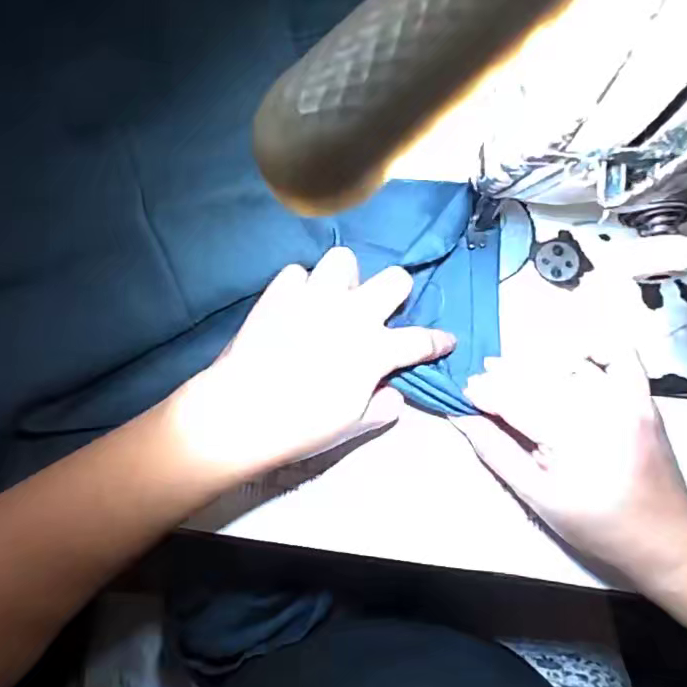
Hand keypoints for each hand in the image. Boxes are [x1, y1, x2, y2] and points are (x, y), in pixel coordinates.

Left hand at [168, 247, 454, 478]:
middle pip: (395, 279)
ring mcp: (314, 297)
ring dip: (344, 279)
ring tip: (333, 299)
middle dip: (395, 293)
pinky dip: (299, 286)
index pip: (421, 340)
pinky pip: (295, 272)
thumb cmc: (301, 426)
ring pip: (344, 260)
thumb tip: (393, 392)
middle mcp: (352, 313)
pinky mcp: (278, 293)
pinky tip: (294, 303)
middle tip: (380, 312)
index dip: (437, 341)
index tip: (444, 341)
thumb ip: (382, 406)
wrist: (243, 410)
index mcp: (376, 349)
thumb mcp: (352, 425)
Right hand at [448, 343, 686, 588]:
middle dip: (503, 376)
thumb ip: (495, 450)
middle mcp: (602, 410)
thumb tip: (460, 416)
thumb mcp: (535, 495)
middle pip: (539, 378)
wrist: (666, 535)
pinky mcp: (643, 398)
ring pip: (569, 366)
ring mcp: (628, 401)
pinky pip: (618, 357)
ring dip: (534, 364)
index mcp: (573, 438)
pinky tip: (567, 357)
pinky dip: (591, 350)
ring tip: (509, 370)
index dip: (484, 393)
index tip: (461, 392)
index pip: (516, 401)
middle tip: (479, 381)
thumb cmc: (594, 523)